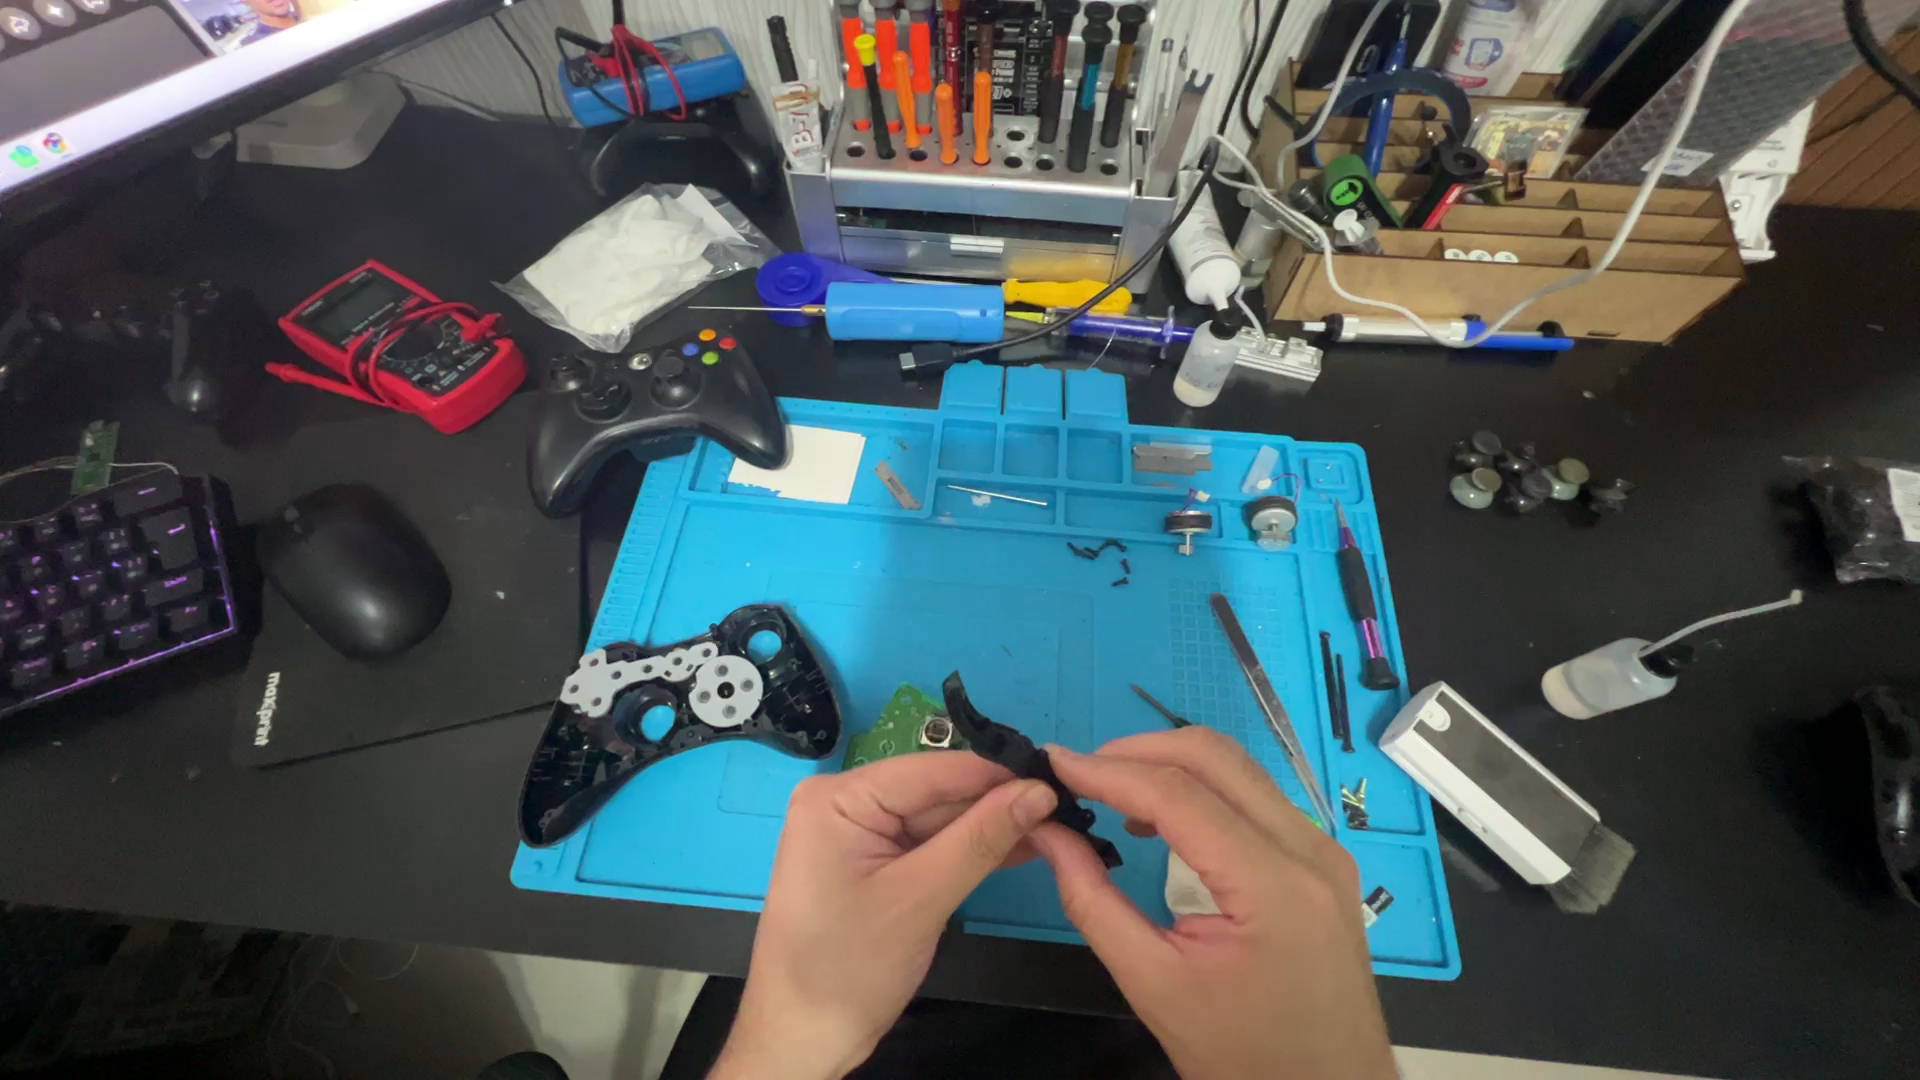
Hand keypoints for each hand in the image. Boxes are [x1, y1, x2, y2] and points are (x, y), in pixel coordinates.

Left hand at [709, 752, 1057, 1079]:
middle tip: (1063, 810)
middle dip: (996, 803)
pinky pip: (927, 842)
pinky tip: (1018, 847)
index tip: (1056, 779)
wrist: (799, 1045)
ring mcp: (858, 830)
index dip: (996, 774)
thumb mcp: (920, 899)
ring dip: (990, 827)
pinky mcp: (872, 859)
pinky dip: (968, 849)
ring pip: (938, 817)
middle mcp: (845, 800)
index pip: (931, 769)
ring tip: (1054, 828)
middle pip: (936, 792)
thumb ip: (981, 838)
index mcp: (840, 796)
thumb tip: (1039, 790)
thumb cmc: (847, 970)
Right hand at [1028, 727, 1394, 1079]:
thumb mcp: (1152, 984)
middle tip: (1080, 772)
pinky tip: (1158, 816)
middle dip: (1136, 750)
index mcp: (1273, 886)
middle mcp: (1308, 848)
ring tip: (1109, 789)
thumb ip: (1090, 898)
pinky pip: (1249, 790)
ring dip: (1166, 761)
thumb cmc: (1241, 1057)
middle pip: (1212, 755)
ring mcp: (1321, 846)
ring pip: (1233, 763)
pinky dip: (1196, 784)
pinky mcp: (1319, 853)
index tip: (1054, 762)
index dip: (1108, 772)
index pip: (1178, 795)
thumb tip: (1045, 830)